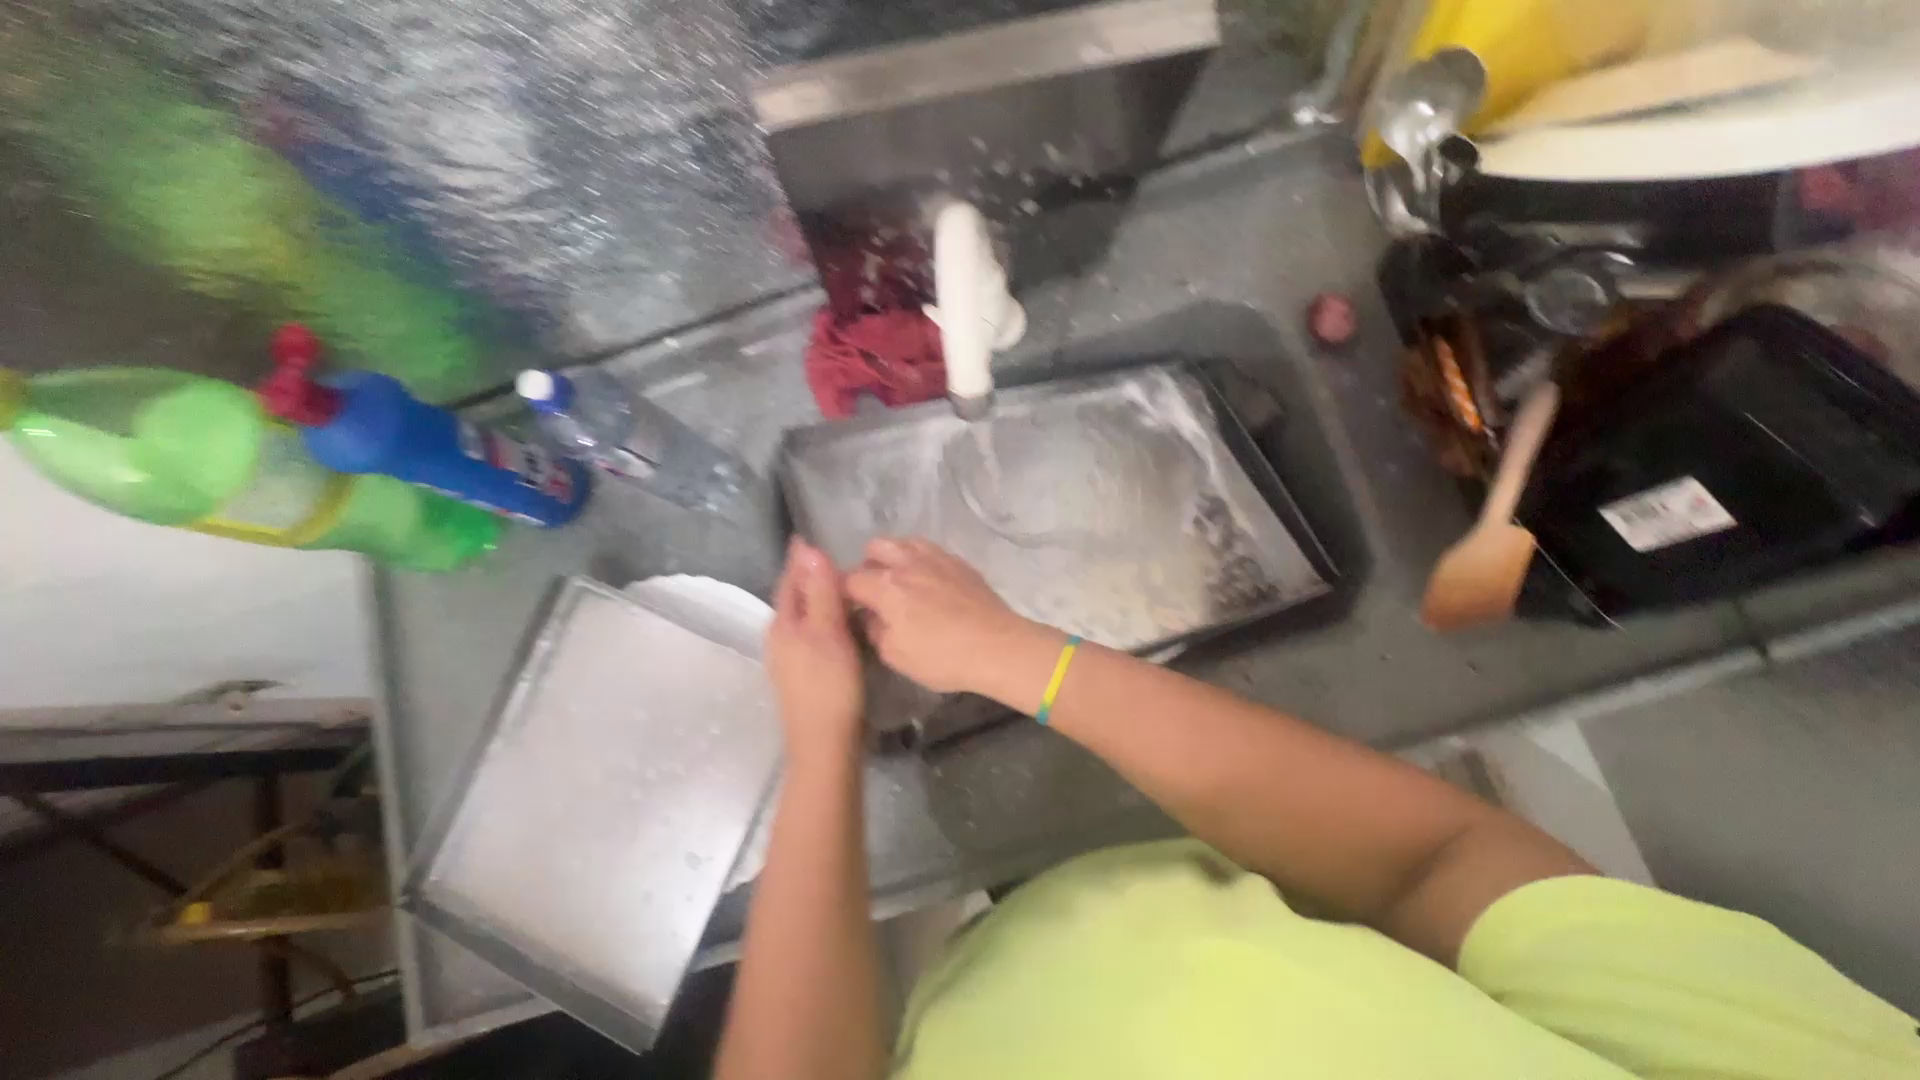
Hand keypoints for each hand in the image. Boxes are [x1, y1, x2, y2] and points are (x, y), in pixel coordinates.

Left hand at [766, 538, 863, 762]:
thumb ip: (821, 592)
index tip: (810, 536)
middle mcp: (781, 639)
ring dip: (818, 600)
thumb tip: (809, 549)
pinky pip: (814, 636)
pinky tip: (844, 625)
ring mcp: (791, 660)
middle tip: (833, 558)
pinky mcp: (806, 676)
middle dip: (808, 577)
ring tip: (843, 585)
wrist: (825, 744)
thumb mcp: (828, 633)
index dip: (800, 559)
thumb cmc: (829, 686)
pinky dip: (826, 622)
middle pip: (794, 599)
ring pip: (804, 619)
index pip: (789, 580)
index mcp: (783, 625)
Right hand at [844, 538, 1063, 702]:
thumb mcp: (896, 656)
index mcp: (886, 586)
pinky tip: (929, 582)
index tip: (845, 606)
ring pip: (904, 542)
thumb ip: (875, 631)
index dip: (842, 592)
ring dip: (895, 557)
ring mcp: (937, 558)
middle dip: (867, 565)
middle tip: (874, 591)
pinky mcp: (960, 563)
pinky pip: (930, 551)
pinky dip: (920, 561)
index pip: (850, 579)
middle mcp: (908, 563)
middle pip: (875, 547)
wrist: (999, 646)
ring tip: (901, 581)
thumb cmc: (943, 657)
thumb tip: (869, 617)